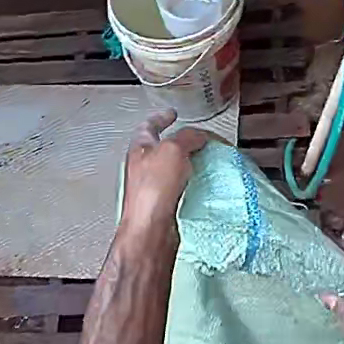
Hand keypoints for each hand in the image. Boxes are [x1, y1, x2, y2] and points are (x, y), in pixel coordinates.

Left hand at [118, 109, 210, 239]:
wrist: (151, 229)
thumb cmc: (153, 188)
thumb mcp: (173, 150)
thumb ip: (187, 137)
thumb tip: (199, 136)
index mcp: (140, 149)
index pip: (149, 125)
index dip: (161, 117)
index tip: (171, 113)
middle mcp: (143, 167)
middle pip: (162, 147)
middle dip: (180, 141)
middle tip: (197, 139)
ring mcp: (152, 187)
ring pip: (172, 168)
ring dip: (188, 163)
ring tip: (204, 161)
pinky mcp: (163, 205)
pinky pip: (179, 188)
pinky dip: (191, 182)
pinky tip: (201, 185)